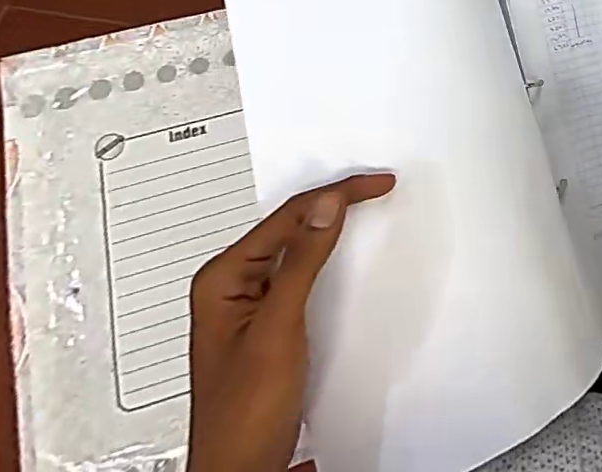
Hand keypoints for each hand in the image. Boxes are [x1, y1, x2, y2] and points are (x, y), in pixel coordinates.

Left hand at [186, 173, 396, 471]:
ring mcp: (253, 297)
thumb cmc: (241, 417)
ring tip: (368, 205)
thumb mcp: (278, 330)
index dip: (338, 194)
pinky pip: (306, 266)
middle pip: (294, 222)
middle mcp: (234, 281)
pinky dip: (333, 252)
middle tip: (377, 185)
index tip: (376, 184)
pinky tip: (348, 246)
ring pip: (302, 242)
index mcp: (223, 277)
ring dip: (336, 225)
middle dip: (337, 200)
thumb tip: (326, 206)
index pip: (290, 215)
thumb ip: (303, 263)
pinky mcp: (272, 312)